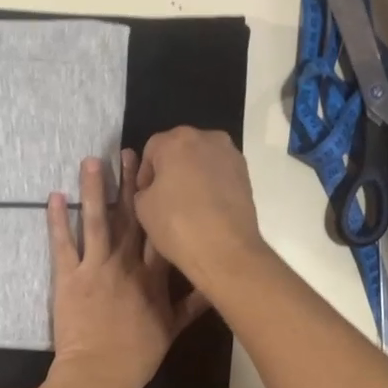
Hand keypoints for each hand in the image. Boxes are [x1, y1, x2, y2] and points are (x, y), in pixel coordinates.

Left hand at [47, 152, 208, 387]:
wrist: (100, 370)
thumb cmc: (138, 355)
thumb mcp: (172, 330)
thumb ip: (193, 305)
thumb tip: (214, 287)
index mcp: (154, 276)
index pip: (159, 230)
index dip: (159, 201)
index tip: (162, 174)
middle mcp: (127, 264)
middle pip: (130, 217)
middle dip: (130, 183)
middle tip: (131, 152)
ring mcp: (96, 268)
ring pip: (97, 220)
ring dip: (94, 189)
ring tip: (92, 160)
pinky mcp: (69, 277)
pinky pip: (63, 243)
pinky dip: (57, 220)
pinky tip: (55, 196)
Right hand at [133, 127, 268, 281]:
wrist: (225, 250)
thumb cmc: (177, 225)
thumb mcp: (142, 208)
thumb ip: (144, 189)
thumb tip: (154, 189)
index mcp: (176, 140)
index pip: (151, 149)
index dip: (145, 174)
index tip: (145, 197)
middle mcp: (206, 138)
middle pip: (180, 149)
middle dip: (170, 170)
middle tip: (165, 199)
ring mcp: (230, 154)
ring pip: (202, 160)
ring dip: (192, 176)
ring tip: (188, 205)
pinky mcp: (245, 173)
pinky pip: (219, 173)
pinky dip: (211, 185)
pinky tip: (207, 209)